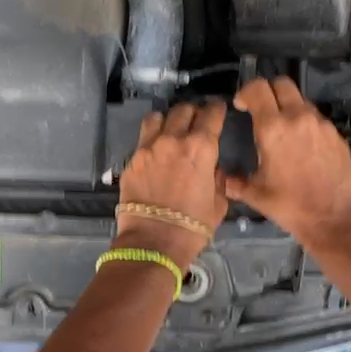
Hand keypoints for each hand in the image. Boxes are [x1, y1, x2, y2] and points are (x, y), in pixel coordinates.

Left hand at [115, 101, 229, 267]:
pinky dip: (151, 140)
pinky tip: (155, 152)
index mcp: (201, 148)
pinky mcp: (132, 160)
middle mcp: (174, 139)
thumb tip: (212, 169)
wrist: (153, 241)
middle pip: (183, 110)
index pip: (211, 115)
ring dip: (167, 120)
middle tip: (195, 121)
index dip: (216, 110)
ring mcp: (149, 148)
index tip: (218, 110)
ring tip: (171, 130)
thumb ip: (218, 179)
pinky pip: (142, 139)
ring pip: (158, 117)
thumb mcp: (219, 203)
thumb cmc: (193, 226)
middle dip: (192, 113)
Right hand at [227, 77, 350, 245]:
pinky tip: (301, 144)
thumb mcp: (255, 194)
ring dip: (287, 105)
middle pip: (281, 83)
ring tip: (282, 128)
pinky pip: (315, 117)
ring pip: (300, 99)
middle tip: (261, 110)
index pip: (257, 88)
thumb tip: (220, 177)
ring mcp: (320, 123)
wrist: (334, 218)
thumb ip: (233, 181)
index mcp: (272, 128)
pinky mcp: (335, 133)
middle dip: (267, 91)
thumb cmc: (290, 206)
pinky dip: (304, 121)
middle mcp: (297, 117)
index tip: (241, 106)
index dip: (245, 93)